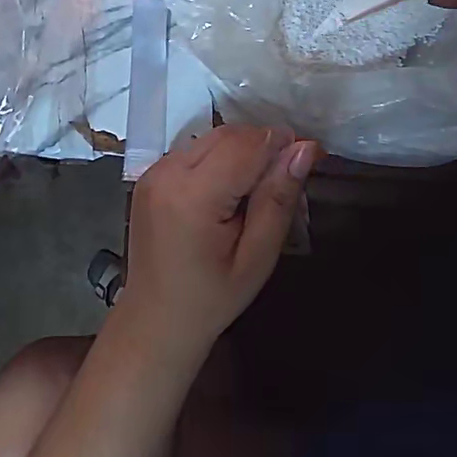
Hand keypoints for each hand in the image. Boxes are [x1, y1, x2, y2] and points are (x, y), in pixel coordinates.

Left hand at [116, 125, 319, 360]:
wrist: (156, 322)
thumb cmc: (211, 298)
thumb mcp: (257, 256)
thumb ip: (278, 197)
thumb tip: (304, 149)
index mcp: (192, 197)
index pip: (246, 145)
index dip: (281, 143)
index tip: (307, 155)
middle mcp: (167, 174)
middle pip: (227, 134)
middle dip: (261, 145)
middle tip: (284, 177)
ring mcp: (153, 172)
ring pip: (211, 137)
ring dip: (240, 149)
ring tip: (255, 189)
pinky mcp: (149, 176)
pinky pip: (193, 149)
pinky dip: (218, 158)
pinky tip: (228, 190)